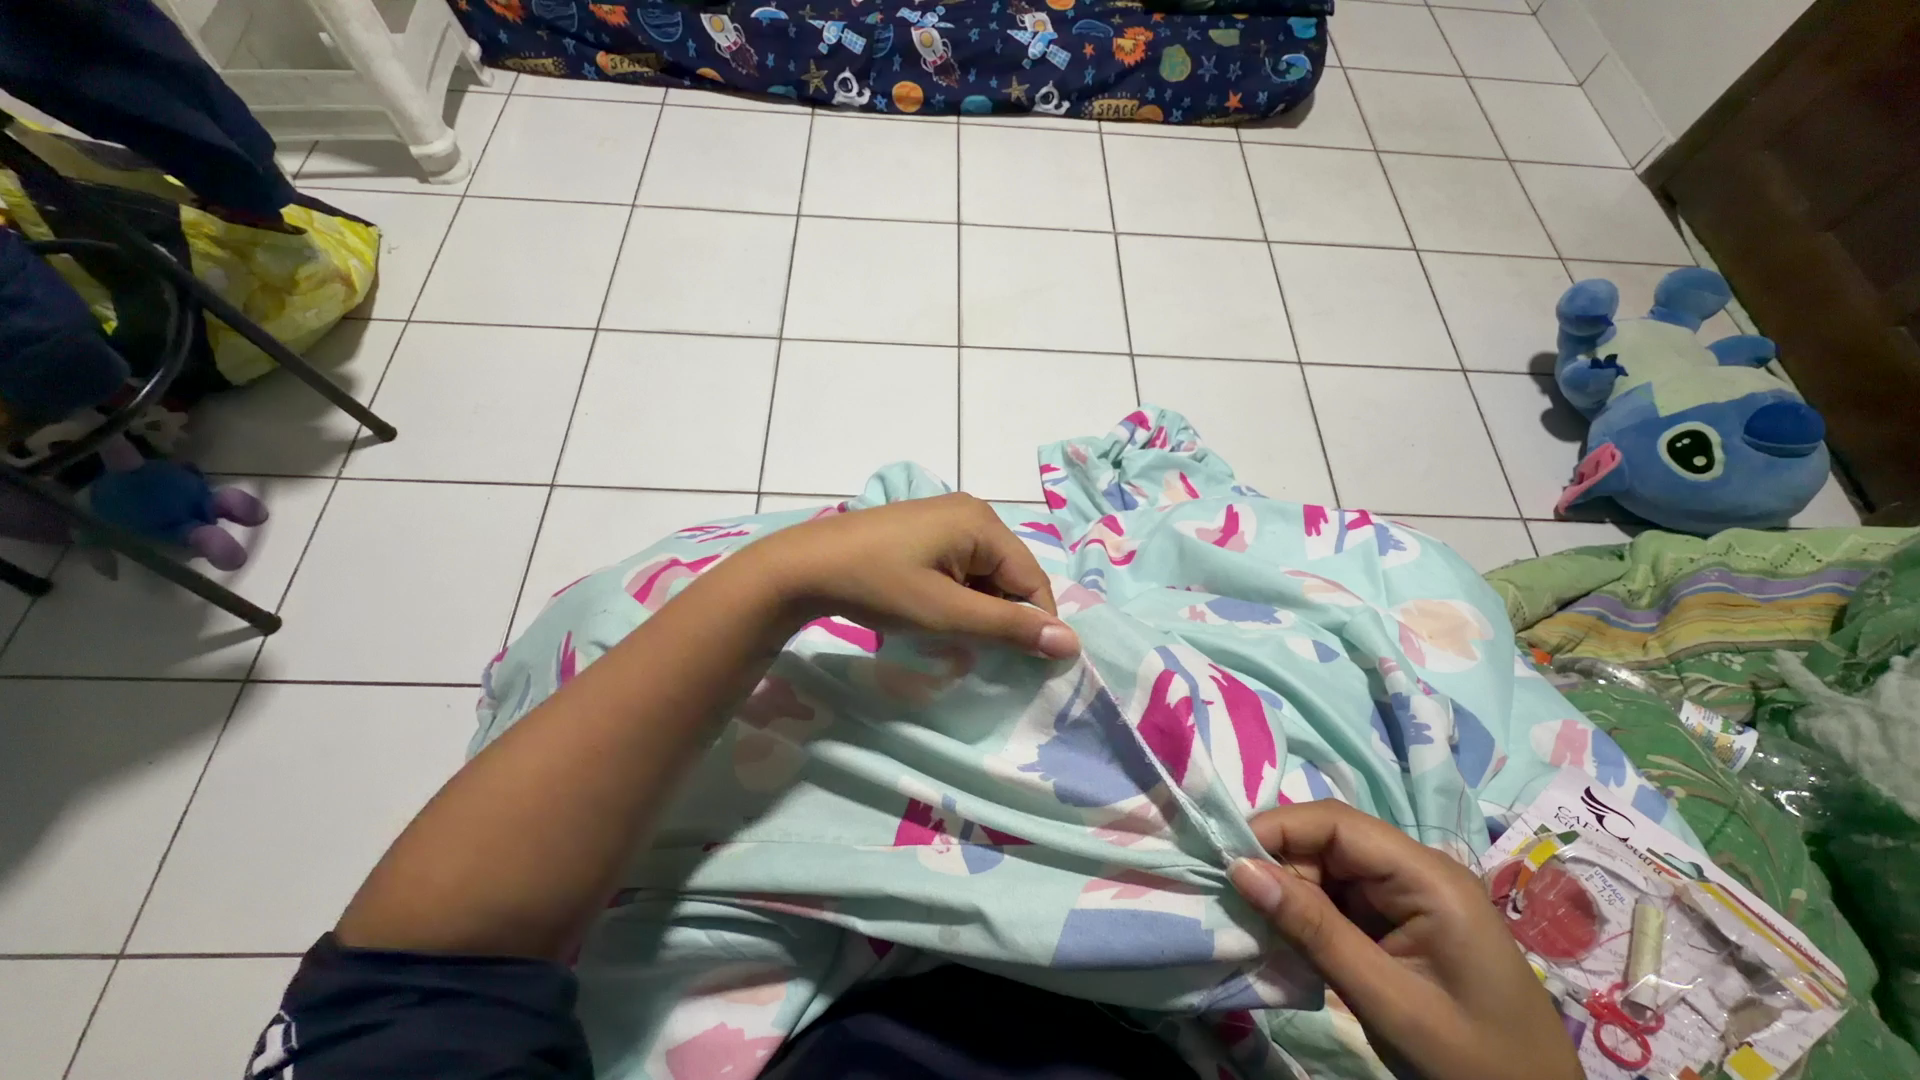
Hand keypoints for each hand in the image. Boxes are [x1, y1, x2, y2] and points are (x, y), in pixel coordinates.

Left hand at [734, 493, 1080, 659]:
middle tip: (977, 652)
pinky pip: (959, 565)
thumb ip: (1008, 628)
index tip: (1024, 667)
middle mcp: (971, 510)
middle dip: (1000, 616)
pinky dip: (956, 594)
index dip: (1033, 626)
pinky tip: (933, 614)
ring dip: (976, 608)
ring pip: (983, 573)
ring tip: (950, 635)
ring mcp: (944, 516)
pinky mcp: (922, 528)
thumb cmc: (878, 587)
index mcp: (983, 522)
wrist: (801, 567)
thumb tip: (1071, 643)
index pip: (1032, 581)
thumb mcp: (946, 614)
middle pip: (1009, 574)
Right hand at [1229, 801, 1580, 1079]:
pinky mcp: (1401, 924)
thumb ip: (1313, 930)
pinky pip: (1340, 901)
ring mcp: (1411, 898)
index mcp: (1428, 877)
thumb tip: (1238, 867)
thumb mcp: (1387, 1000)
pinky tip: (1288, 943)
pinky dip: (1308, 918)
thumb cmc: (1472, 1062)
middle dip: (1278, 867)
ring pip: (1328, 871)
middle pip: (1328, 843)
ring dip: (1289, 894)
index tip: (1223, 858)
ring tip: (1256, 928)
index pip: (1336, 823)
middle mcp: (1418, 872)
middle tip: (1237, 907)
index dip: (1276, 829)